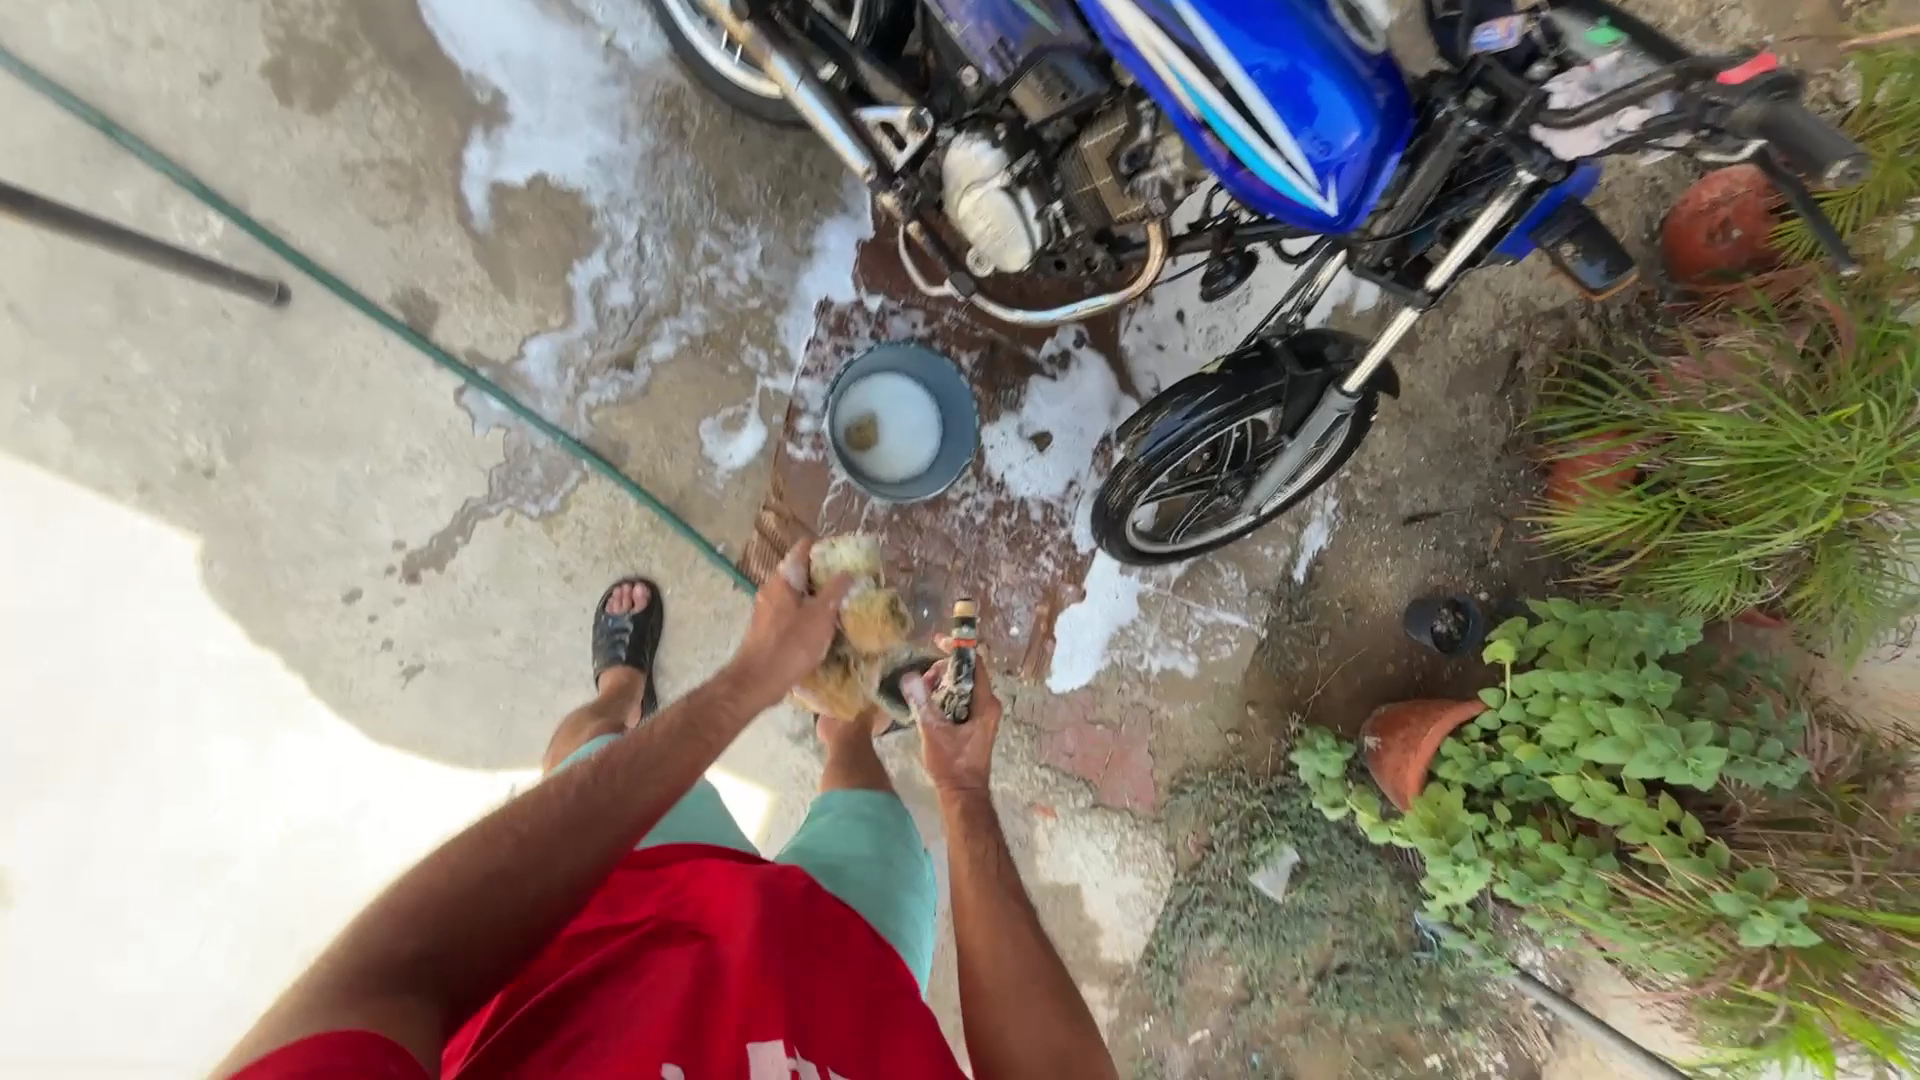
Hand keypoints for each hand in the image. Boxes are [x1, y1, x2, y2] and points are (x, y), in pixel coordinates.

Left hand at [724, 540, 852, 707]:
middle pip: (800, 572)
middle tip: (848, 582)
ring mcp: (767, 609)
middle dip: (824, 575)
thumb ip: (835, 591)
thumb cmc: (791, 644)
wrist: (757, 681)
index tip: (845, 556)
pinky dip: (807, 613)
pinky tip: (822, 627)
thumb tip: (848, 572)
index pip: (803, 549)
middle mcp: (771, 589)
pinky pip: (791, 612)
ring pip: (795, 594)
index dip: (824, 548)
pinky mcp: (767, 628)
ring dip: (816, 597)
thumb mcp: (821, 616)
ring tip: (840, 604)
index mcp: (783, 579)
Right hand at [903, 651, 1001, 796]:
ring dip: (942, 683)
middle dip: (943, 669)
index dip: (957, 649)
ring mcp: (983, 713)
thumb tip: (909, 676)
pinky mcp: (975, 722)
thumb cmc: (951, 764)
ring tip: (923, 692)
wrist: (963, 793)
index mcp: (985, 703)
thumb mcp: (932, 730)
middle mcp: (989, 704)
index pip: (975, 663)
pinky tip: (929, 702)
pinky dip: (945, 694)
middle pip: (967, 672)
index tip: (937, 642)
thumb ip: (921, 702)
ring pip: (963, 685)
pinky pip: (962, 698)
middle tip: (922, 680)